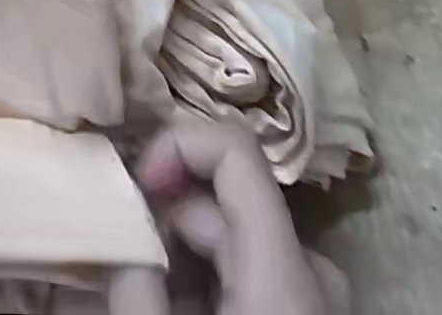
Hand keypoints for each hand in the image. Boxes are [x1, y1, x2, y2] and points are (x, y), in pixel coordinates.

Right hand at [135, 113, 348, 314]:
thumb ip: (134, 287)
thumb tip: (122, 231)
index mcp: (286, 276)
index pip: (237, 150)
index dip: (177, 144)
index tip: (138, 182)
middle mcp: (313, 272)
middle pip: (225, 195)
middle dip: (167, 210)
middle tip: (127, 253)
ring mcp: (319, 296)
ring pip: (233, 230)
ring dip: (182, 245)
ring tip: (150, 289)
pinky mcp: (307, 311)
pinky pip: (249, 264)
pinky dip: (207, 272)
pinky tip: (181, 304)